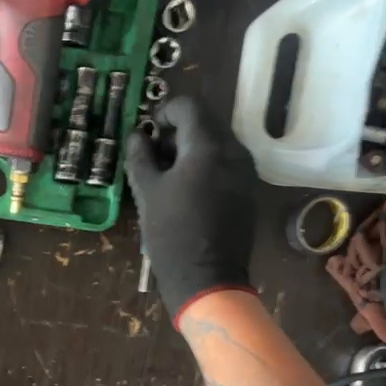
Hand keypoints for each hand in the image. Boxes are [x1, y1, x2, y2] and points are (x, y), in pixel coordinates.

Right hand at [126, 96, 258, 324]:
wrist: (208, 278)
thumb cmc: (171, 236)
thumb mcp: (147, 195)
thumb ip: (140, 158)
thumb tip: (137, 136)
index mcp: (207, 146)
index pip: (188, 106)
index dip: (164, 112)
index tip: (148, 132)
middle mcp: (233, 150)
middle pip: (205, 123)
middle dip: (178, 133)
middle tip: (154, 156)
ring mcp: (245, 170)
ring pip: (217, 144)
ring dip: (191, 151)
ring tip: (169, 178)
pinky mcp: (248, 190)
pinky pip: (225, 165)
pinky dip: (206, 167)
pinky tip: (188, 192)